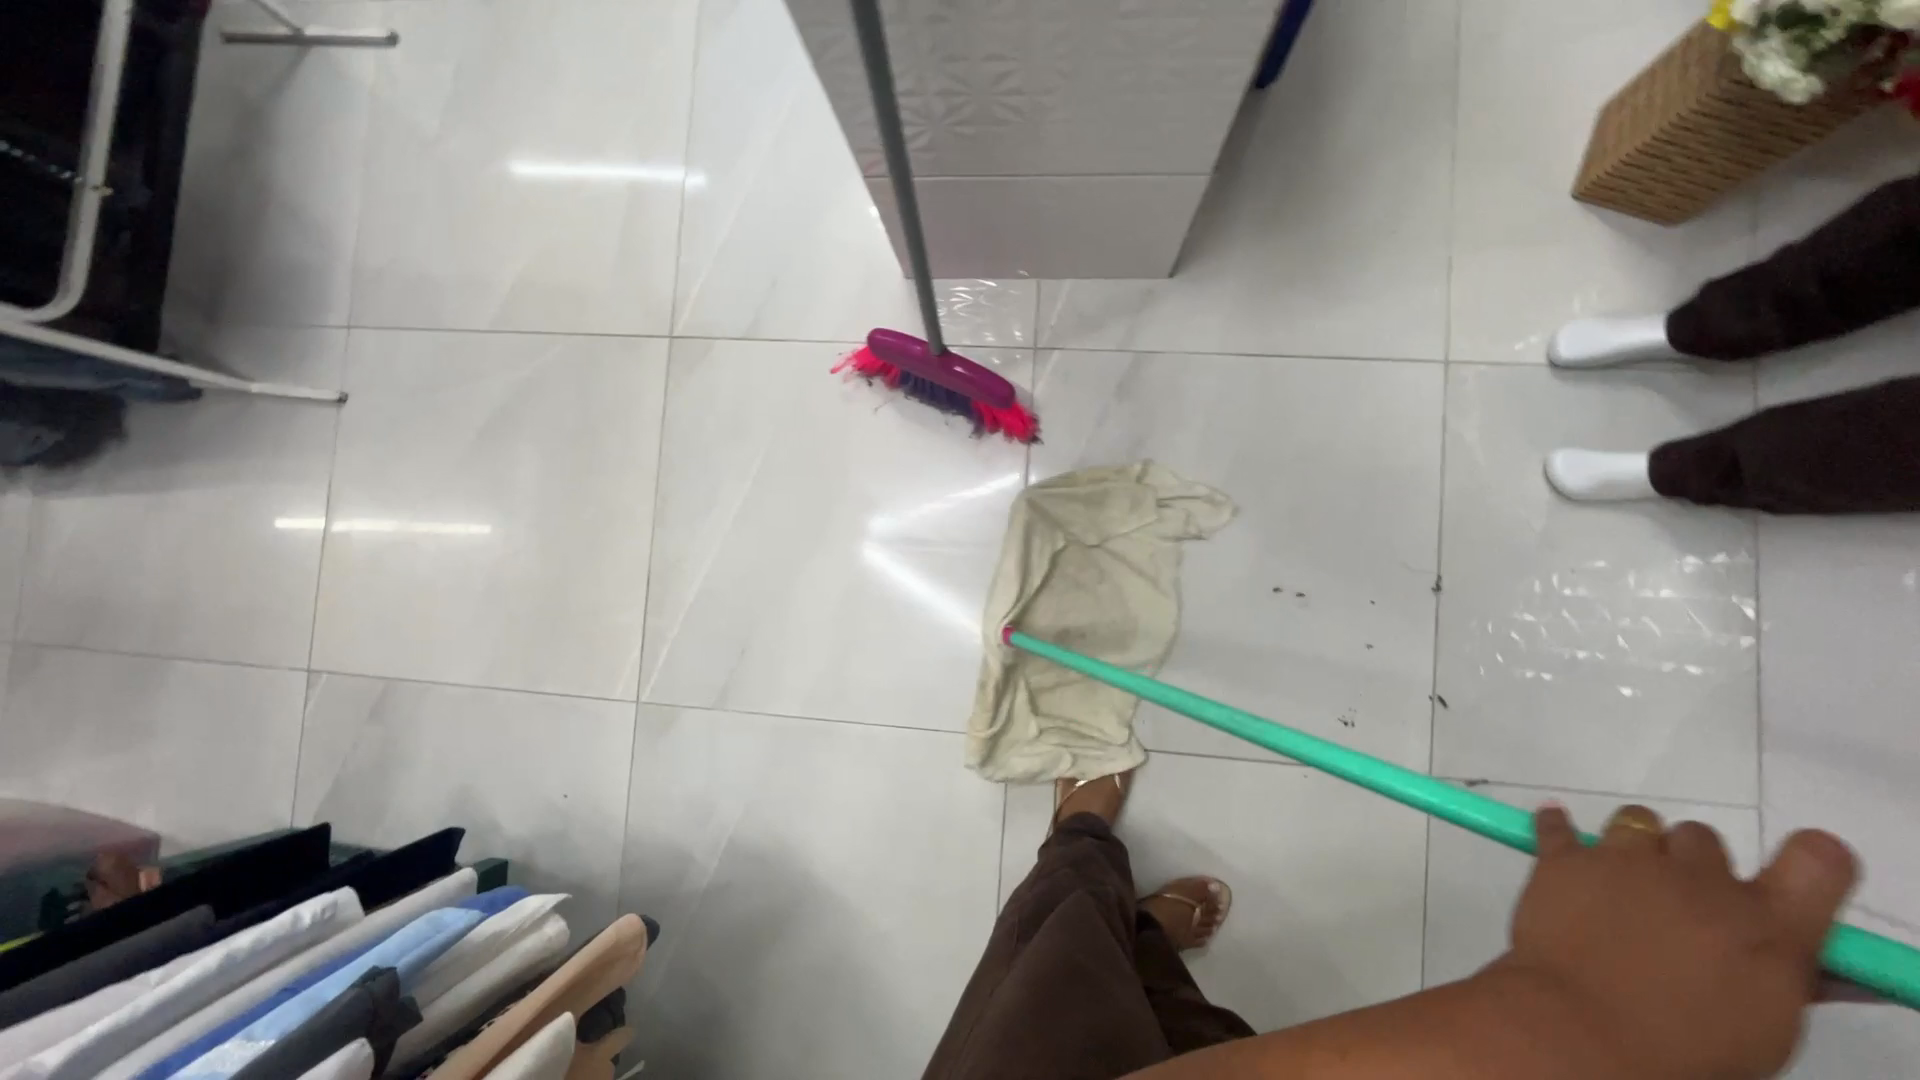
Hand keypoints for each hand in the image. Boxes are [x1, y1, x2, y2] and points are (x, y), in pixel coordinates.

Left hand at [1493, 804, 1857, 1079]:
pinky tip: (1556, 832)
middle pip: (1702, 839)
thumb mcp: (1765, 1021)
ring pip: (1636, 821)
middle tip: (1673, 901)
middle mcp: (1698, 879)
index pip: (1817, 862)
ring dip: (1632, 844)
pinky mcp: (1564, 859)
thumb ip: (1789, 977)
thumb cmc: (1689, 1046)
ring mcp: (1625, 861)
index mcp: (1768, 926)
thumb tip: (1815, 962)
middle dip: (1691, 864)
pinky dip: (1556, 828)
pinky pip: (1556, 825)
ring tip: (1617, 876)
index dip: (1808, 861)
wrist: (1587, 1031)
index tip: (1791, 873)